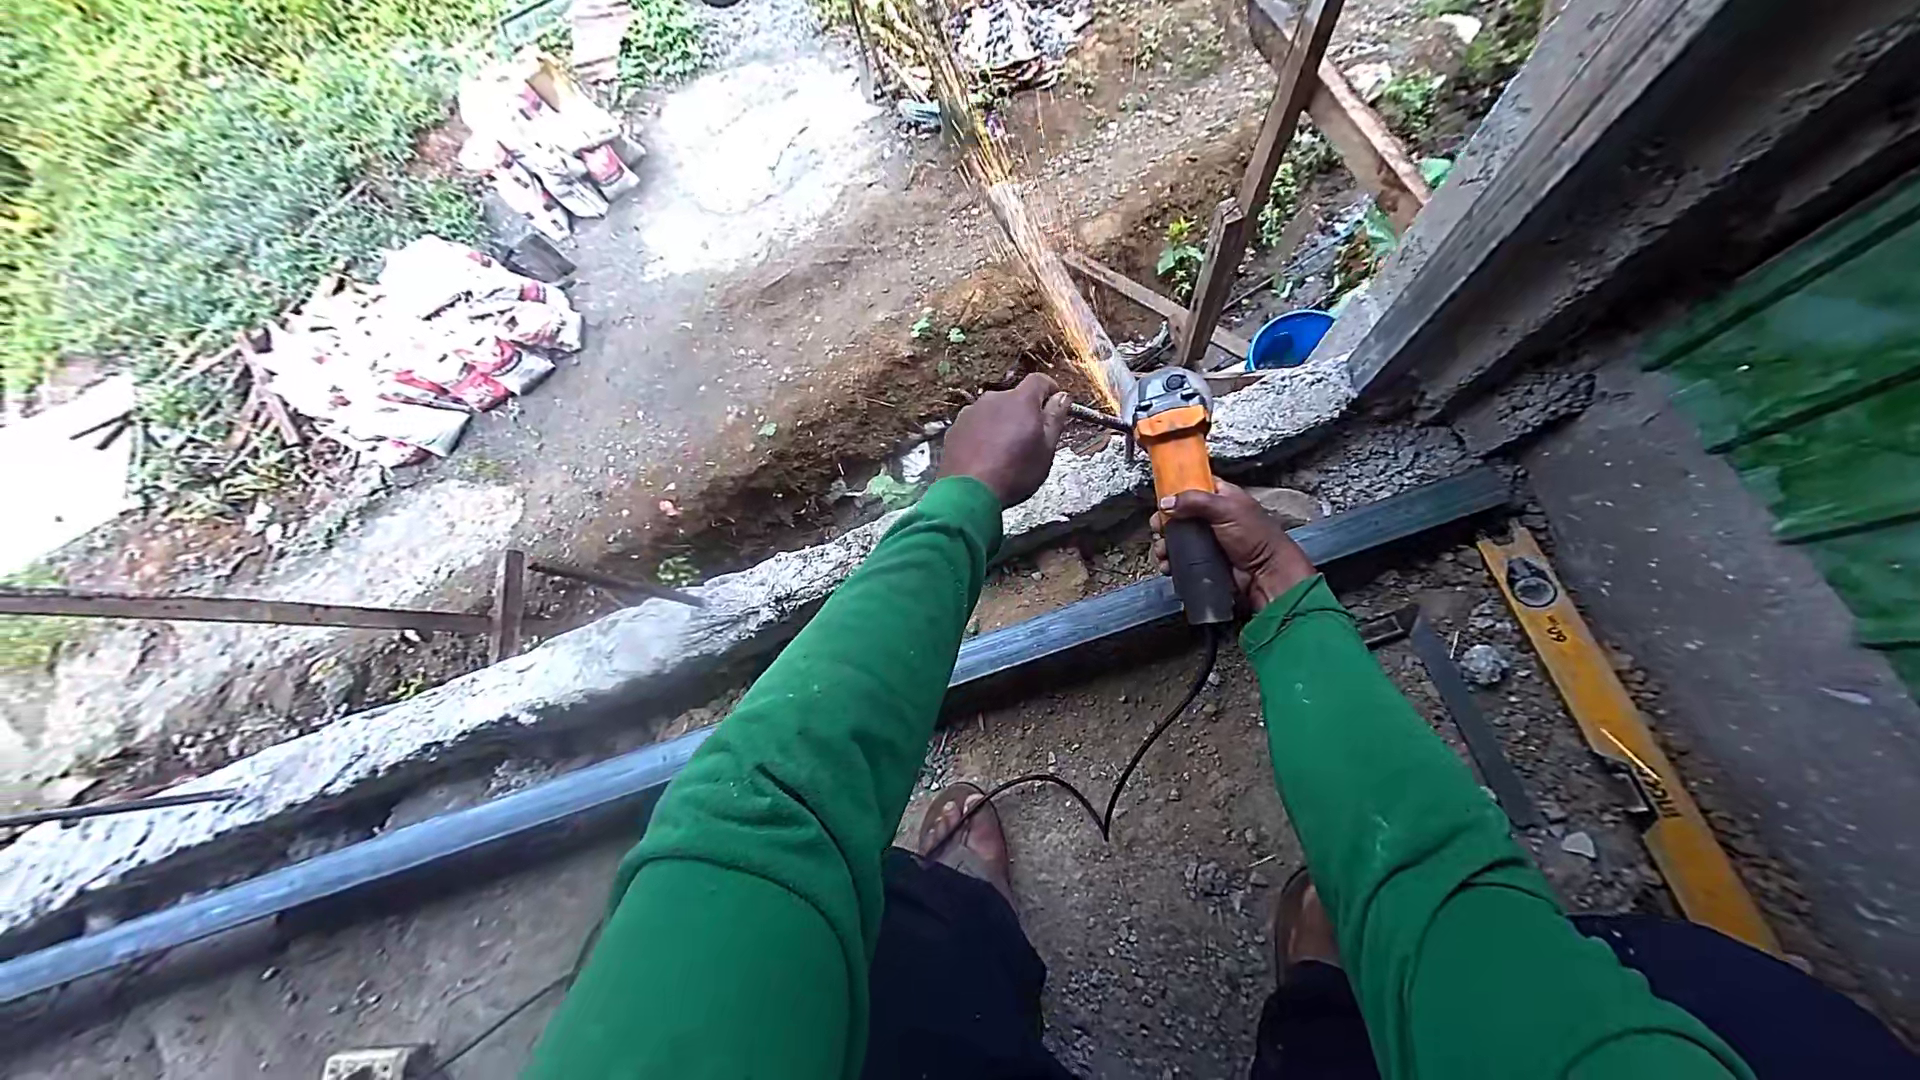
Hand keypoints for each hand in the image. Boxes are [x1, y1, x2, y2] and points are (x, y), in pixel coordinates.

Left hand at [937, 373, 1071, 506]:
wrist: (969, 493)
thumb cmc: (1013, 473)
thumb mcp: (1046, 449)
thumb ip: (1055, 418)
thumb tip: (1062, 397)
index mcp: (1021, 401)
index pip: (1039, 380)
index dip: (1049, 390)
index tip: (1054, 403)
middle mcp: (993, 399)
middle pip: (1014, 397)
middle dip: (1024, 413)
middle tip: (1029, 439)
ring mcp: (970, 413)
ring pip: (993, 412)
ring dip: (1001, 424)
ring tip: (1004, 453)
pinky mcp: (955, 428)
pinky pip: (975, 425)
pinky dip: (982, 435)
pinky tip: (985, 457)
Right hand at [1151, 480, 1315, 611]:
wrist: (1265, 574)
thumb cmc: (1253, 536)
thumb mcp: (1225, 509)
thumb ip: (1194, 501)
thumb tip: (1164, 503)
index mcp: (1219, 497)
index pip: (1192, 486)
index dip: (1174, 491)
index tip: (1161, 502)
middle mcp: (1210, 516)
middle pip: (1177, 514)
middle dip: (1164, 523)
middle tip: (1159, 530)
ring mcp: (1205, 539)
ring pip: (1175, 537)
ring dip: (1164, 545)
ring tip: (1163, 553)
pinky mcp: (1201, 559)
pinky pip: (1178, 557)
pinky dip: (1169, 561)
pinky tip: (1168, 565)